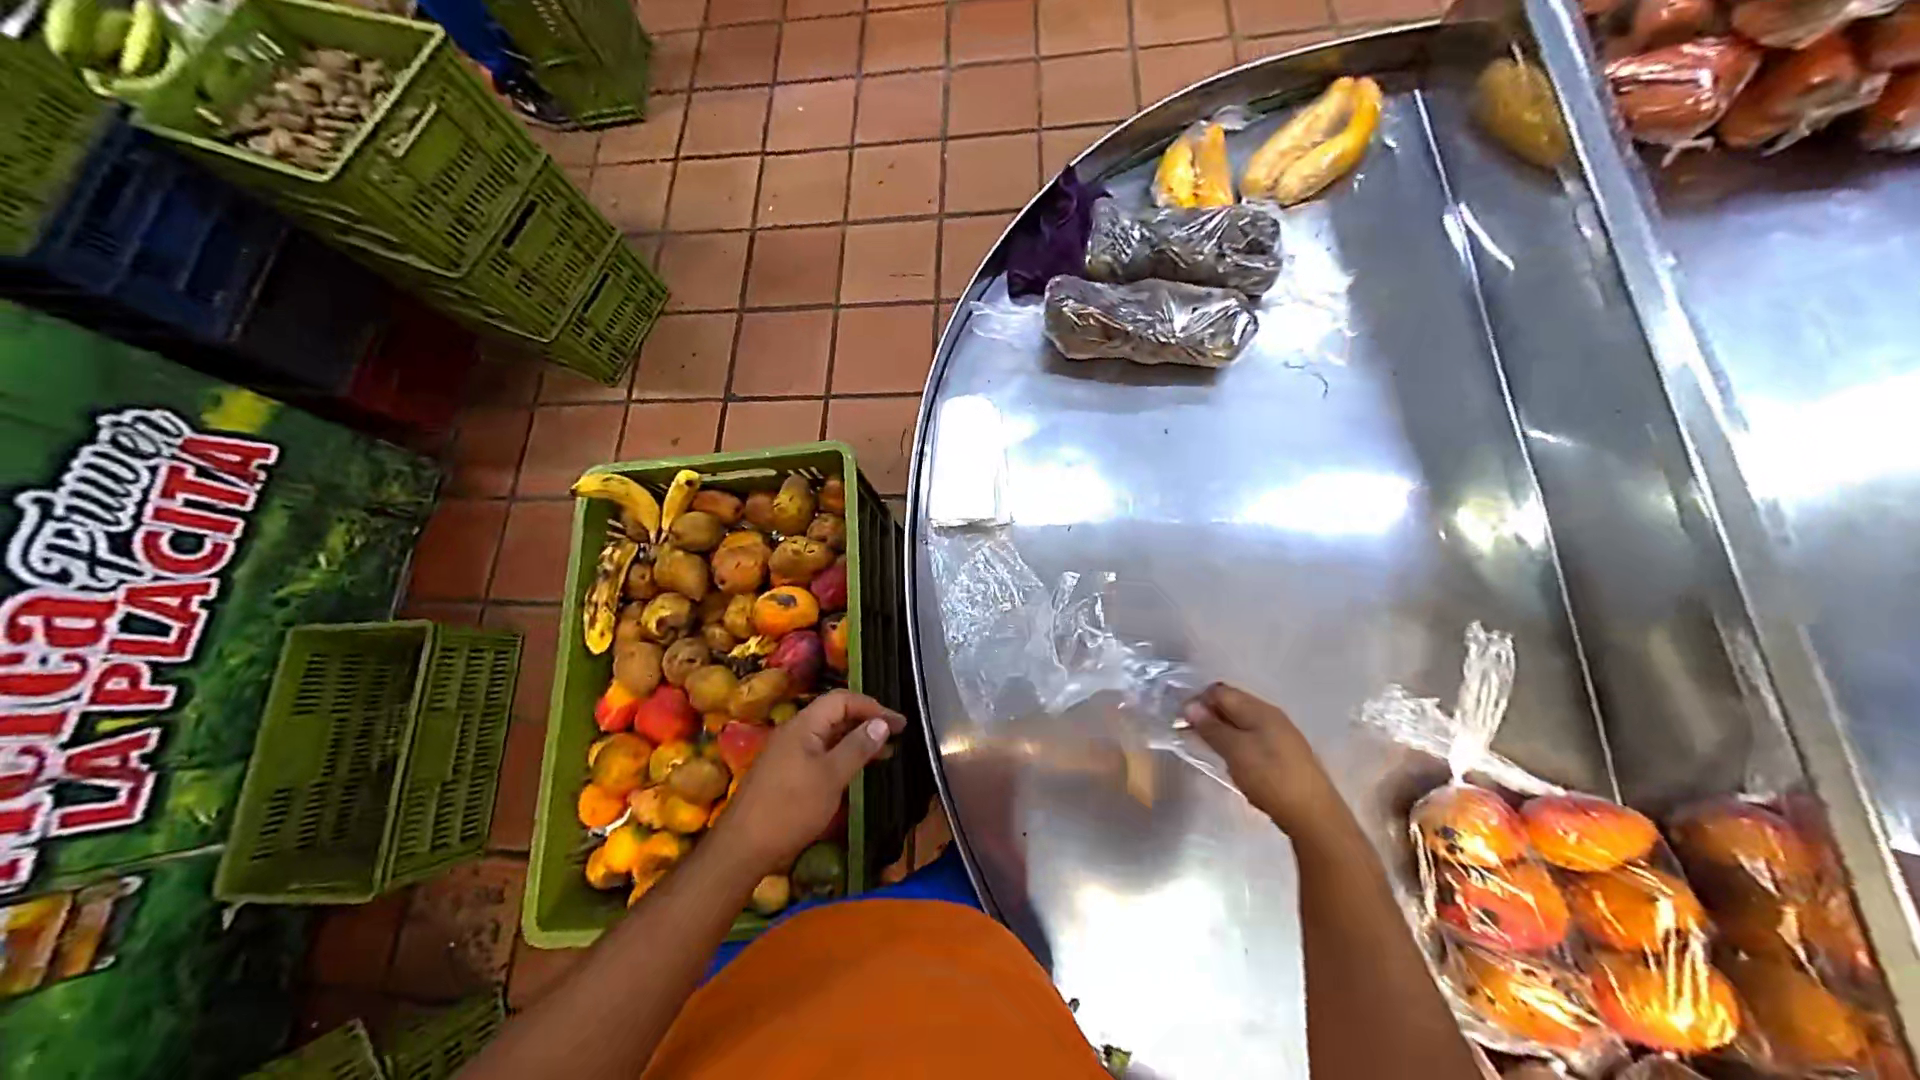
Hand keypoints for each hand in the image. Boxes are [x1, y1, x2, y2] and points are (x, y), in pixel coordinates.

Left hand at [713, 690, 905, 872]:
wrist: (743, 847)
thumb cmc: (791, 808)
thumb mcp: (831, 776)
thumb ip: (857, 747)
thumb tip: (881, 723)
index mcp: (803, 724)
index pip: (842, 699)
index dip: (872, 706)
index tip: (899, 724)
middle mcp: (794, 731)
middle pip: (835, 713)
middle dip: (867, 720)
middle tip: (896, 735)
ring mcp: (787, 752)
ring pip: (828, 735)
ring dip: (856, 739)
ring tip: (885, 753)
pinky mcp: (785, 772)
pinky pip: (820, 752)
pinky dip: (842, 755)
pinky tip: (855, 769)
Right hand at [1182, 683, 1343, 835]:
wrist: (1314, 815)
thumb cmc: (1270, 778)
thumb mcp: (1235, 751)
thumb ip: (1212, 727)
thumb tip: (1190, 705)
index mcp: (1259, 709)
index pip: (1220, 691)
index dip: (1198, 700)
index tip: (1181, 720)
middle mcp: (1270, 715)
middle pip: (1231, 704)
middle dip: (1208, 714)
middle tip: (1189, 733)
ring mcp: (1279, 734)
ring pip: (1241, 722)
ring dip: (1221, 729)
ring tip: (1206, 747)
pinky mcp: (1283, 753)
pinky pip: (1251, 737)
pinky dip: (1235, 742)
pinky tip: (1229, 758)